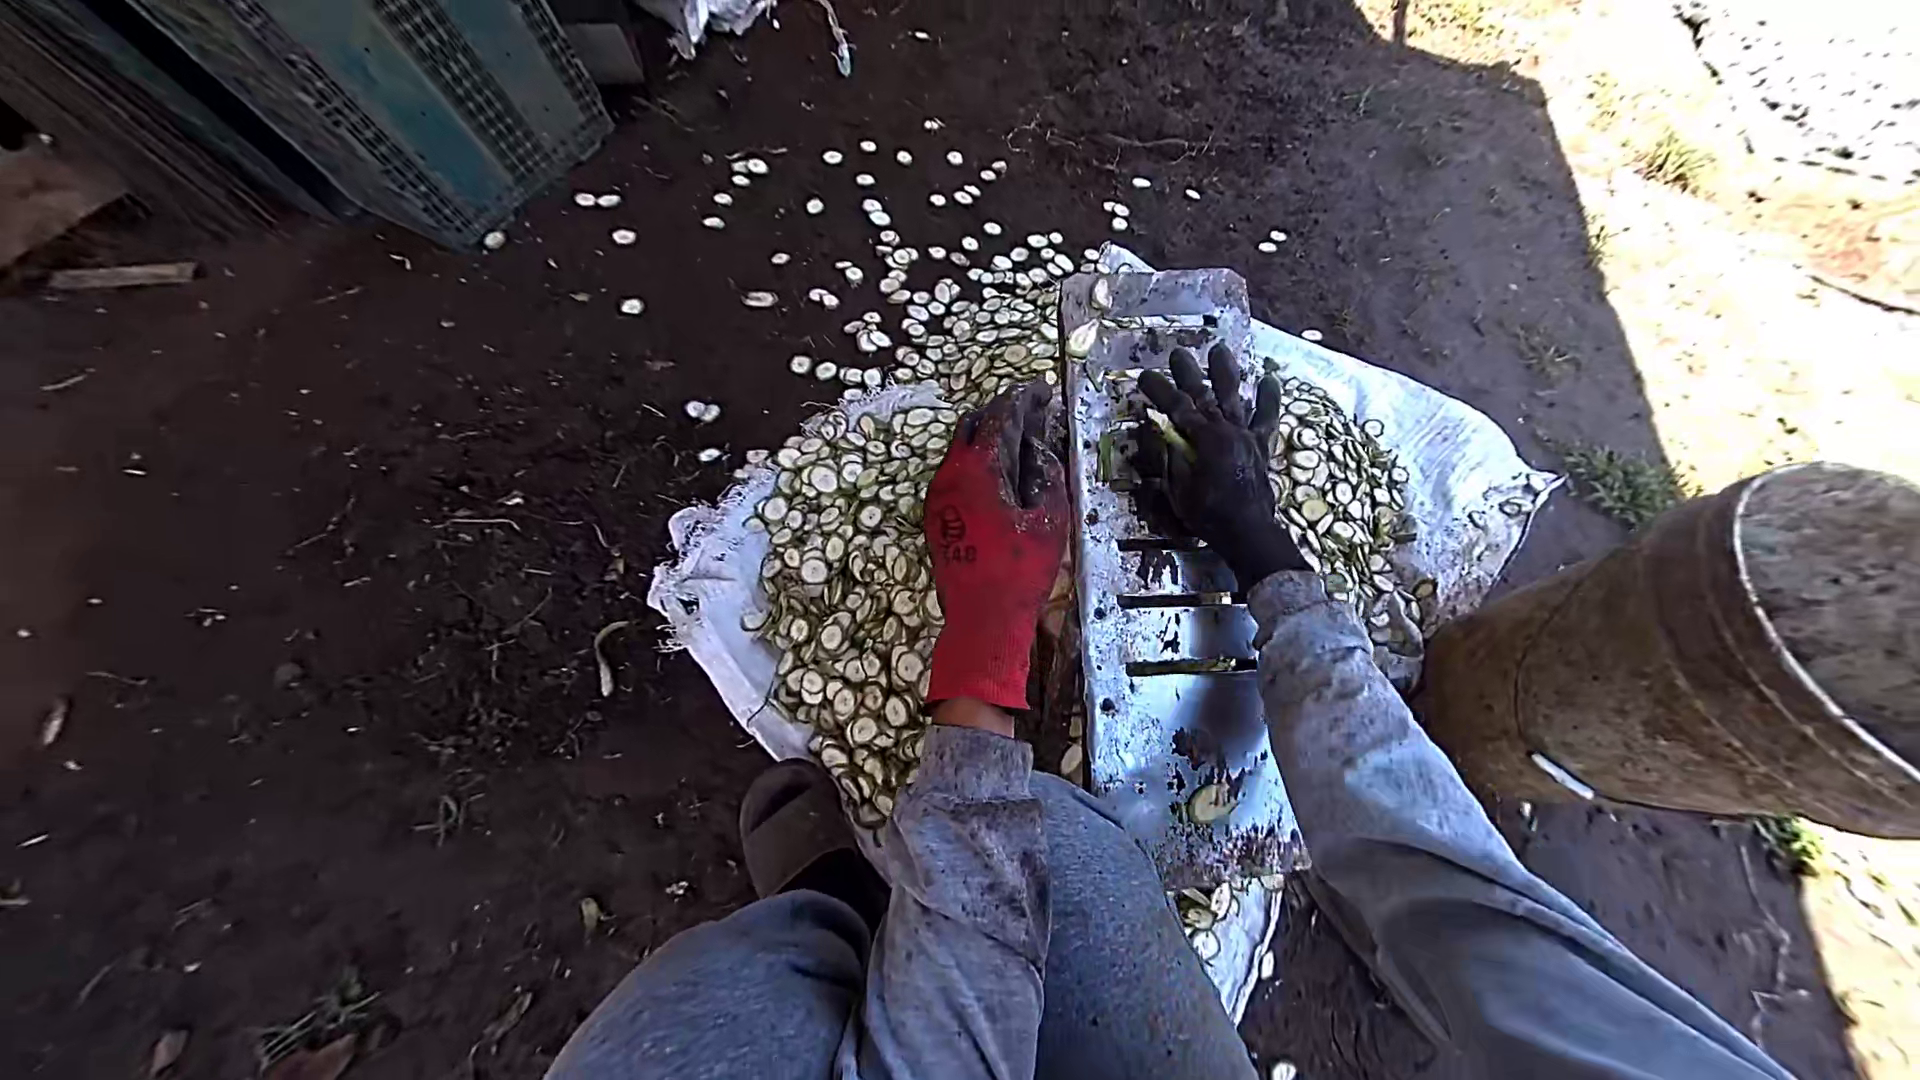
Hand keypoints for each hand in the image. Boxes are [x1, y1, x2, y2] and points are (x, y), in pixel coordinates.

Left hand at [923, 381, 1069, 711]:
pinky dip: (976, 461)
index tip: (1042, 390)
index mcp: (977, 470)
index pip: (999, 417)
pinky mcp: (936, 515)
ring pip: (959, 449)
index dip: (1023, 398)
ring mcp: (938, 496)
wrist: (981, 618)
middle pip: (971, 425)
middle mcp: (949, 476)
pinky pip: (954, 473)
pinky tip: (998, 472)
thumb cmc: (1019, 571)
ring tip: (1019, 439)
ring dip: (987, 437)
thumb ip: (1046, 474)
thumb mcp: (1049, 520)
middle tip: (1031, 410)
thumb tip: (1039, 448)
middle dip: (1002, 412)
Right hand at [1136, 343, 1305, 586]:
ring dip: (1226, 371)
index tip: (1145, 376)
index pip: (1177, 407)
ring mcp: (1246, 435)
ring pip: (1235, 396)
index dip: (1160, 390)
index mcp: (1204, 440)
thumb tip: (1159, 432)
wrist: (1248, 530)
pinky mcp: (1260, 445)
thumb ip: (1171, 458)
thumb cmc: (1209, 514)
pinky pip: (1267, 417)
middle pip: (1204, 394)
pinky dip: (1269, 397)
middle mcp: (1227, 430)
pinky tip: (1268, 378)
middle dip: (1188, 372)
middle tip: (1176, 353)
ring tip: (1219, 349)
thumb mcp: (1179, 489)